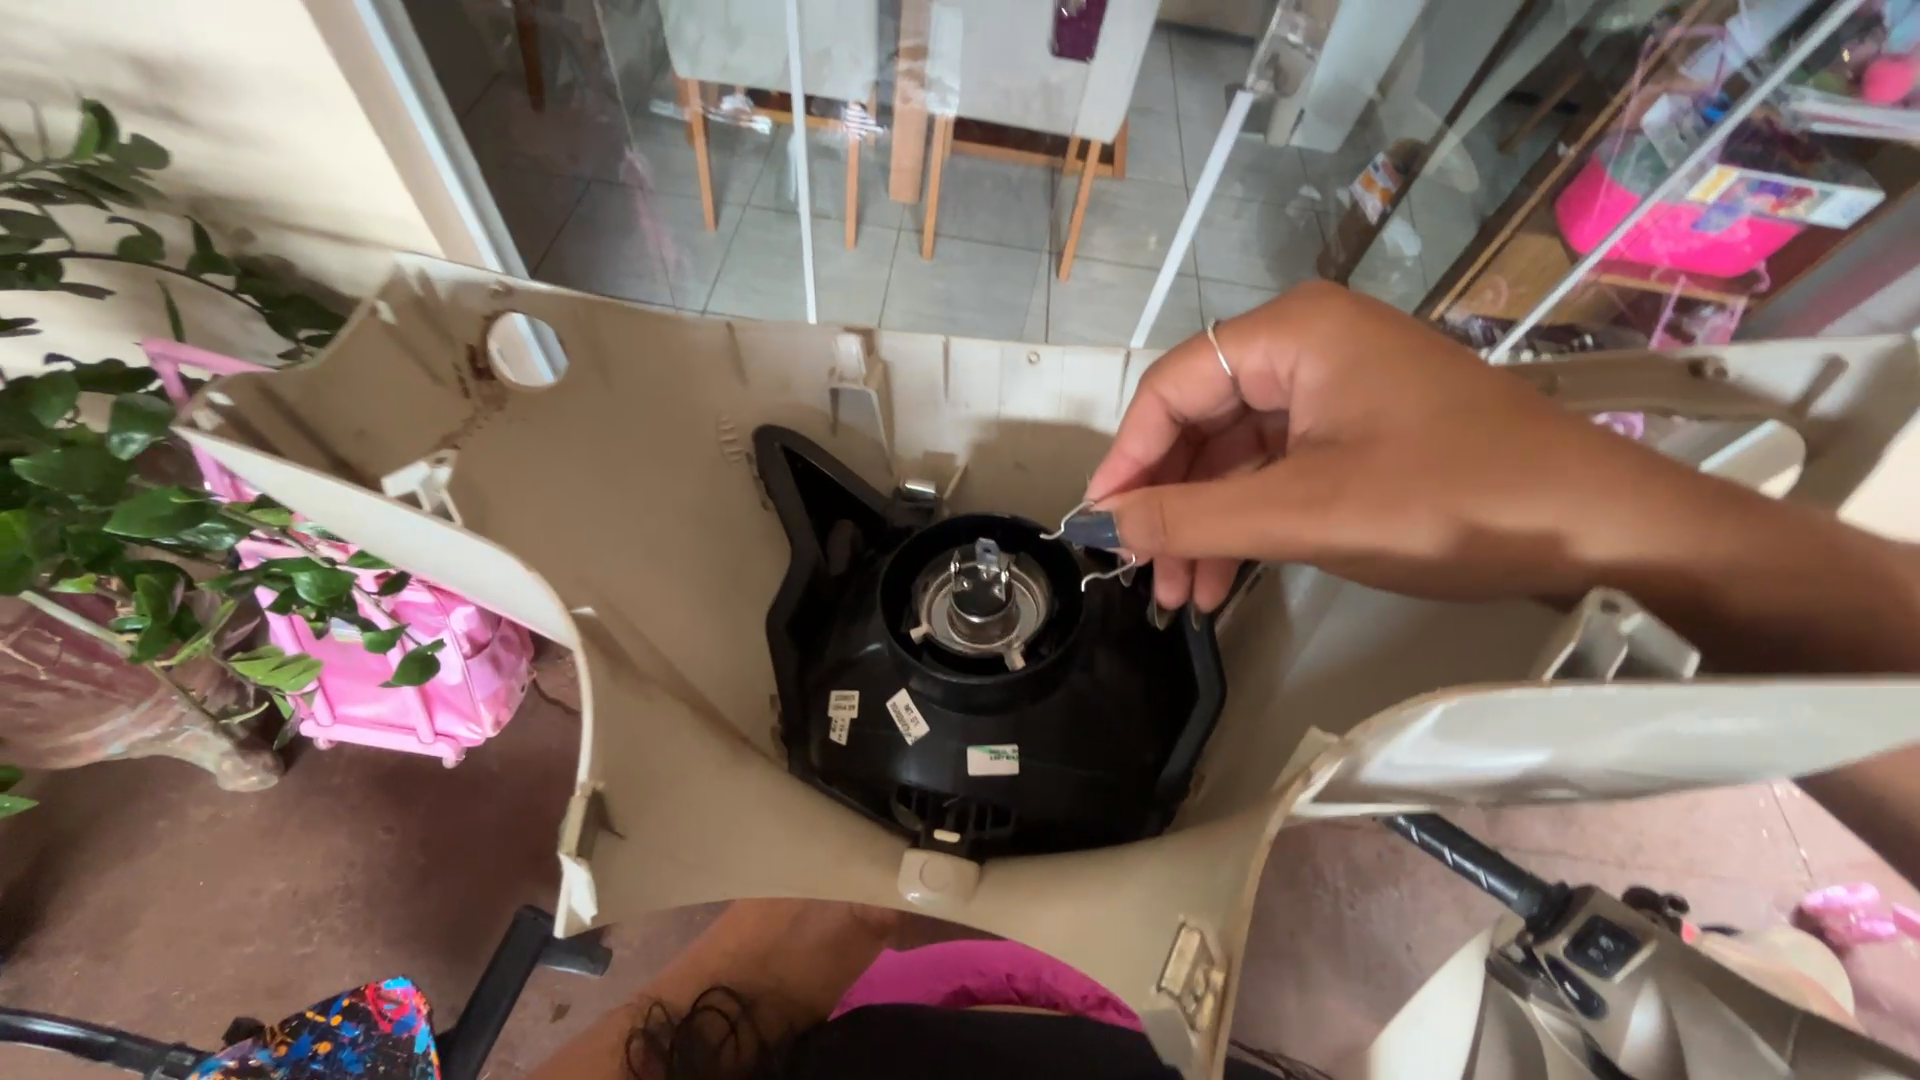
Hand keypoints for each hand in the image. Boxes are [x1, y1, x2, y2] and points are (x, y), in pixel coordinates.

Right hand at [1084, 282, 1710, 610]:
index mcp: (1293, 334)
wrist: (1603, 530)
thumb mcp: (1304, 513)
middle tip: (1140, 572)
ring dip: (1202, 525)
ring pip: (1233, 456)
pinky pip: (1274, 472)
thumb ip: (1191, 518)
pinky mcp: (1354, 432)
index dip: (1127, 458)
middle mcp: (1306, 347)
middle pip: (1199, 422)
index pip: (1172, 387)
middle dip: (1167, 503)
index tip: (1097, 523)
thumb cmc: (1450, 502)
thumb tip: (1101, 524)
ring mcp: (1333, 391)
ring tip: (1181, 595)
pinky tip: (1224, 579)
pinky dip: (1245, 524)